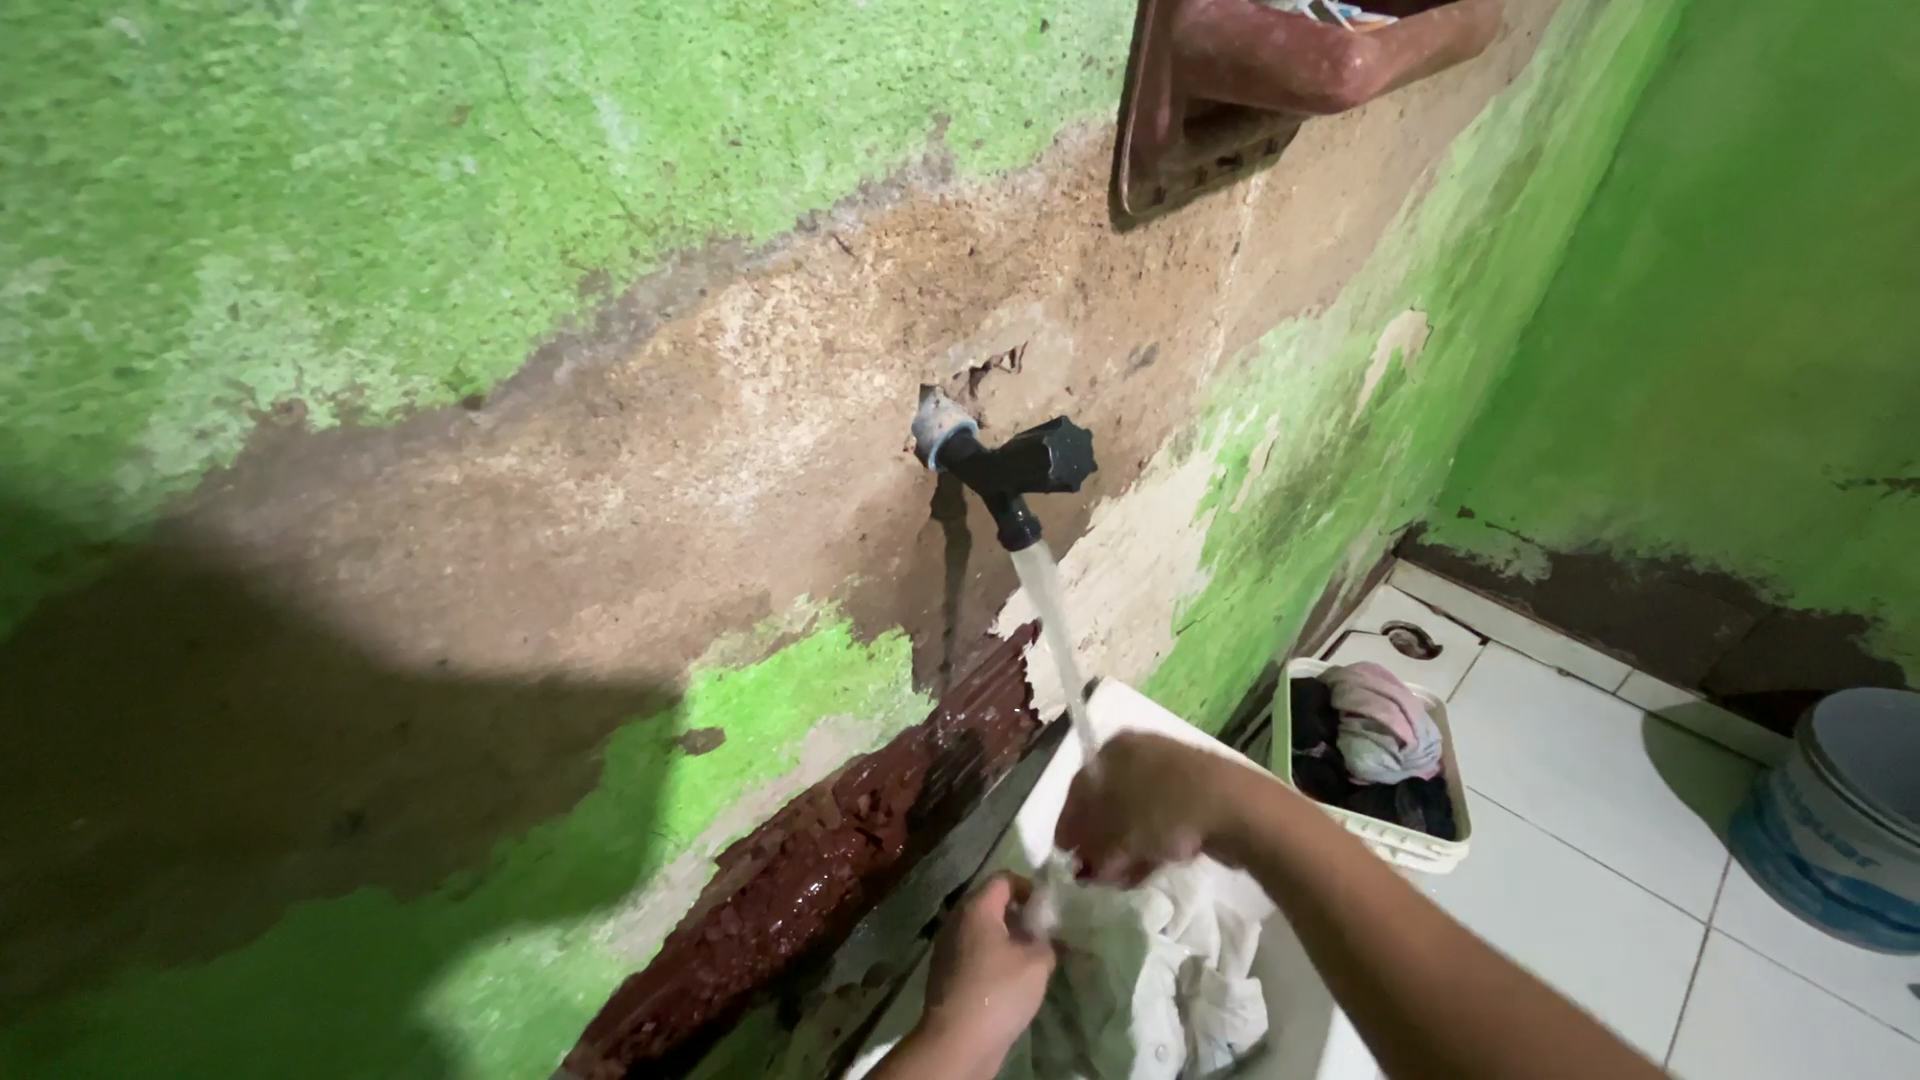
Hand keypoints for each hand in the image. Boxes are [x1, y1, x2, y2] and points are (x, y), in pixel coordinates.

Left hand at [918, 872, 1056, 1061]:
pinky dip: (990, 957)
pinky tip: (1007, 981)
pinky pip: (971, 952)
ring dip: (1004, 939)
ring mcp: (946, 946)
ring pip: (980, 930)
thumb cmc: (999, 991)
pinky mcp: (944, 972)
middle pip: (990, 903)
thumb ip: (1046, 942)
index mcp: (977, 907)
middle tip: (1040, 935)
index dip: (1028, 887)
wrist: (957, 1041)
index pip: (1003, 879)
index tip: (1046, 910)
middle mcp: (956, 919)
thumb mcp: (1037, 964)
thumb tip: (1045, 938)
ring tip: (1027, 960)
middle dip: (1018, 915)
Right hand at [1055, 732, 1247, 884]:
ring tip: (1114, 882)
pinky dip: (1146, 847)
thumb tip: (1081, 862)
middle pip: (1107, 803)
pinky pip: (1159, 824)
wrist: (1234, 807)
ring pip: (1134, 816)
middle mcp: (1138, 755)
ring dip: (1120, 849)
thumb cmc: (1162, 808)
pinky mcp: (1193, 797)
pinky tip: (1140, 874)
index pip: (1079, 787)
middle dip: (1096, 841)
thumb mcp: (1116, 833)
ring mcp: (1168, 775)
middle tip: (1089, 873)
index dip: (1069, 823)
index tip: (1063, 854)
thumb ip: (1092, 847)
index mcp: (1114, 749)